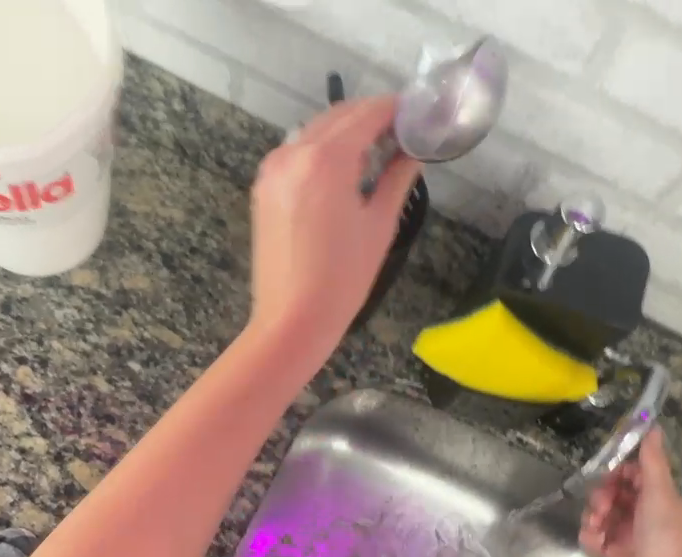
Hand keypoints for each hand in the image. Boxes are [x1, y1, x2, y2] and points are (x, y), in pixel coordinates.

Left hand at [246, 96, 421, 353]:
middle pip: (339, 116)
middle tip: (400, 136)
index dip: (397, 110)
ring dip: (345, 133)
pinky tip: (341, 174)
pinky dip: (320, 152)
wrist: (291, 321)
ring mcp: (272, 170)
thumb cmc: (342, 279)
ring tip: (374, 155)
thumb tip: (413, 151)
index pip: (368, 113)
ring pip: (315, 131)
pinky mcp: (263, 189)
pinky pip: (296, 154)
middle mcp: (293, 153)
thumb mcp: (379, 225)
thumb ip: (397, 178)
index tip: (418, 116)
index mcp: (325, 159)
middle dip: (371, 119)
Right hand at [579, 430, 681, 556]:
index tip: (610, 473)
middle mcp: (641, 511)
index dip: (620, 471)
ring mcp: (623, 531)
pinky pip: (591, 533)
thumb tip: (653, 424)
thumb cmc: (664, 535)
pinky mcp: (609, 549)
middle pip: (611, 491)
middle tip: (603, 505)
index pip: (634, 474)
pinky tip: (598, 543)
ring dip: (594, 515)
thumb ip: (652, 461)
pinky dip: (591, 536)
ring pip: (598, 511)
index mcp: (658, 497)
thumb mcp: (659, 493)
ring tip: (599, 526)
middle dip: (603, 495)